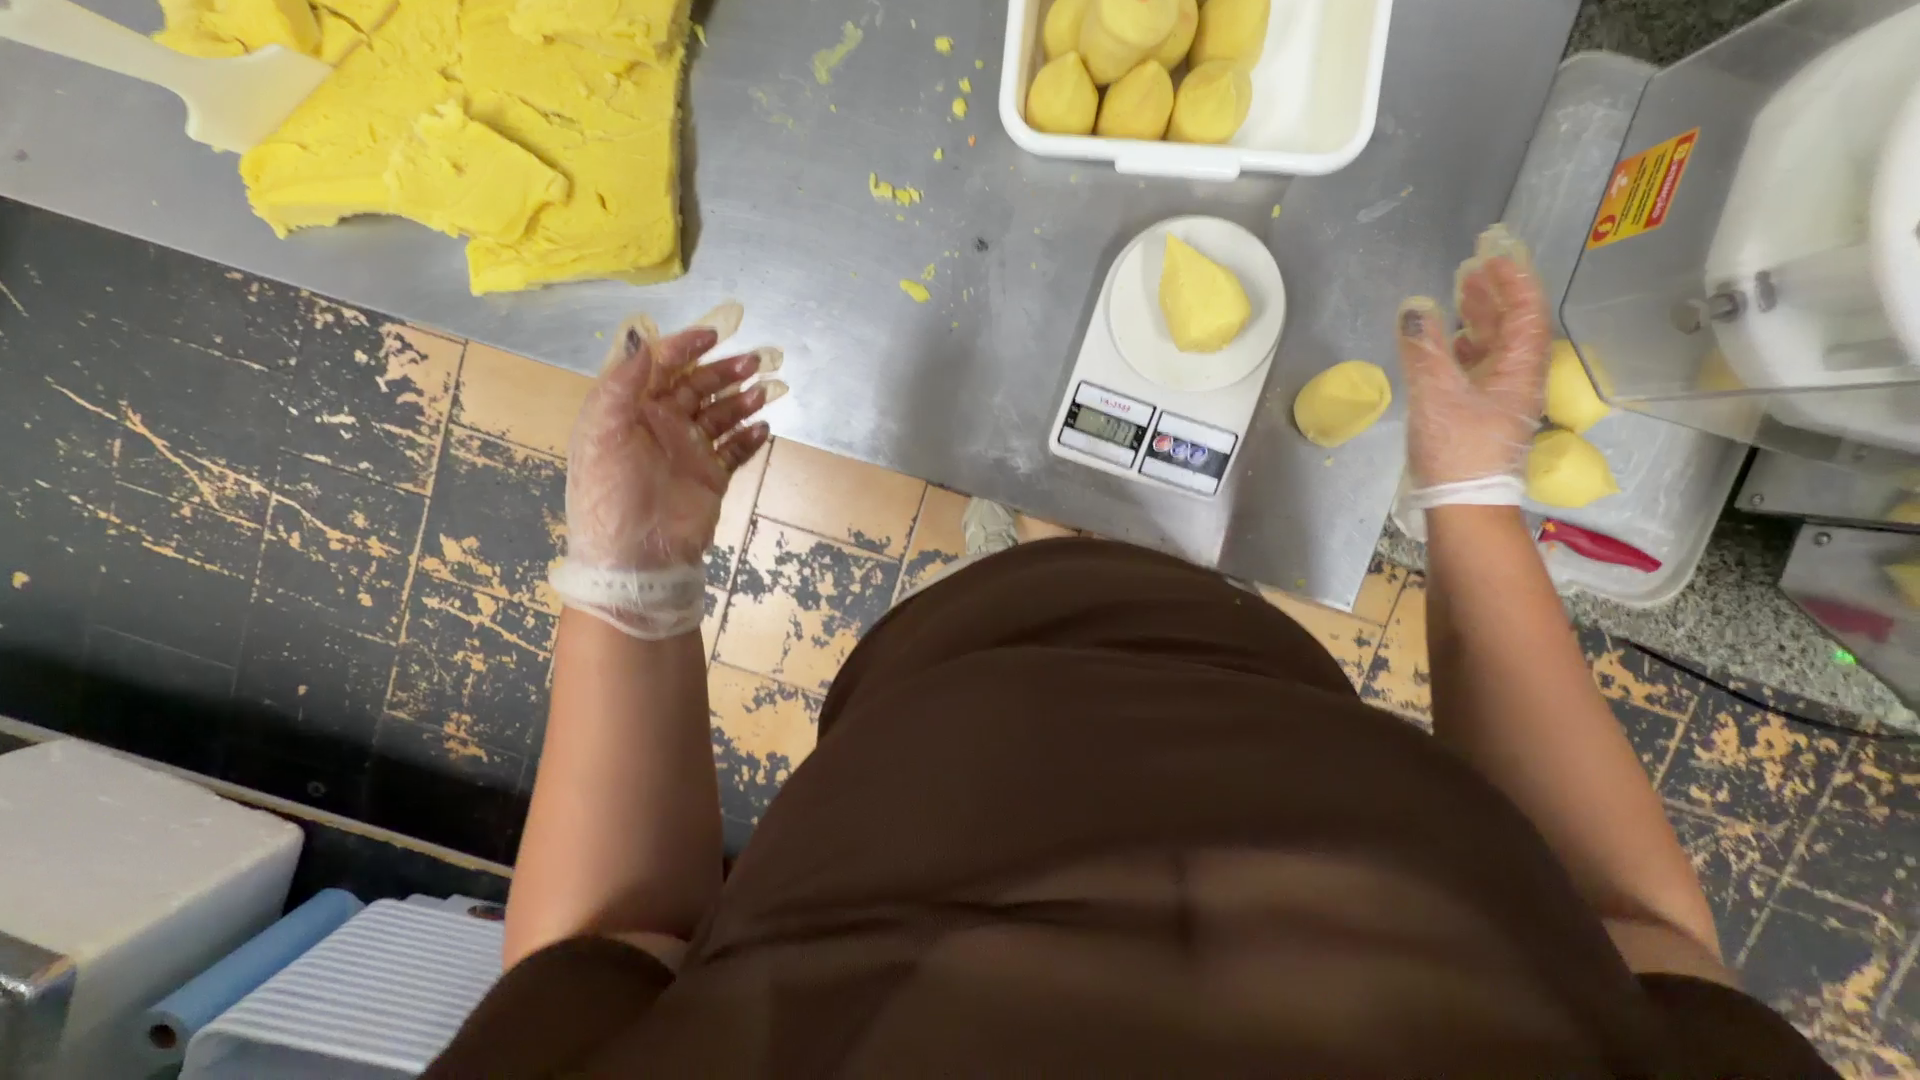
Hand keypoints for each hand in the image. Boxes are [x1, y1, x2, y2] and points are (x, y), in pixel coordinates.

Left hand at [551, 307, 781, 637]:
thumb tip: (642, 337)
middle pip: (698, 386)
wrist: (634, 559)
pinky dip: (750, 437)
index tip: (714, 335)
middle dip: (725, 371)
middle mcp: (662, 425)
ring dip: (743, 400)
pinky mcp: (711, 477)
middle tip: (755, 363)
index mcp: (631, 410)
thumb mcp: (602, 434)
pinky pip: (735, 449)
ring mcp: (689, 451)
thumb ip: (621, 384)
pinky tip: (763, 427)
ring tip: (765, 392)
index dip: (685, 347)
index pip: (660, 366)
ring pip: (721, 414)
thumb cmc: (610, 495)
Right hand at [1397, 225, 1551, 502]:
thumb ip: (1423, 349)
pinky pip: (1480, 368)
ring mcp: (1502, 397)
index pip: (1525, 312)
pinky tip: (1449, 344)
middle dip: (1494, 295)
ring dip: (1479, 320)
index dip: (1512, 281)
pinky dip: (1466, 348)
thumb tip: (1413, 307)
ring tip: (1458, 297)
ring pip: (1496, 347)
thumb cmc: (1457, 448)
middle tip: (1472, 269)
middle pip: (1513, 326)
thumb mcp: (1436, 395)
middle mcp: (1518, 378)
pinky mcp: (1483, 413)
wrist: (1463, 503)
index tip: (1494, 255)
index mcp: (1519, 368)